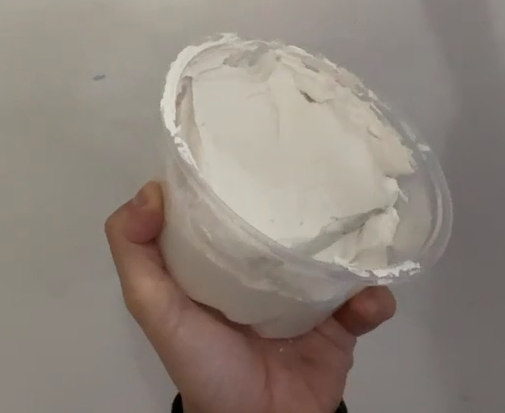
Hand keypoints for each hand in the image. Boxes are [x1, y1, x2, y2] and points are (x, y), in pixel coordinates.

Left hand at [105, 181, 395, 412]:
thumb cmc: (200, 361)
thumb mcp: (150, 304)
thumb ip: (132, 249)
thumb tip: (151, 188)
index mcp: (208, 258)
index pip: (212, 205)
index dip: (218, 175)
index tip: (233, 143)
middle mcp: (252, 269)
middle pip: (273, 222)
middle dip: (291, 198)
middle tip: (309, 168)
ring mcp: (297, 296)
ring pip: (324, 254)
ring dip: (343, 242)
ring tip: (355, 227)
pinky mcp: (335, 329)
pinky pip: (361, 304)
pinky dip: (371, 298)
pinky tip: (370, 294)